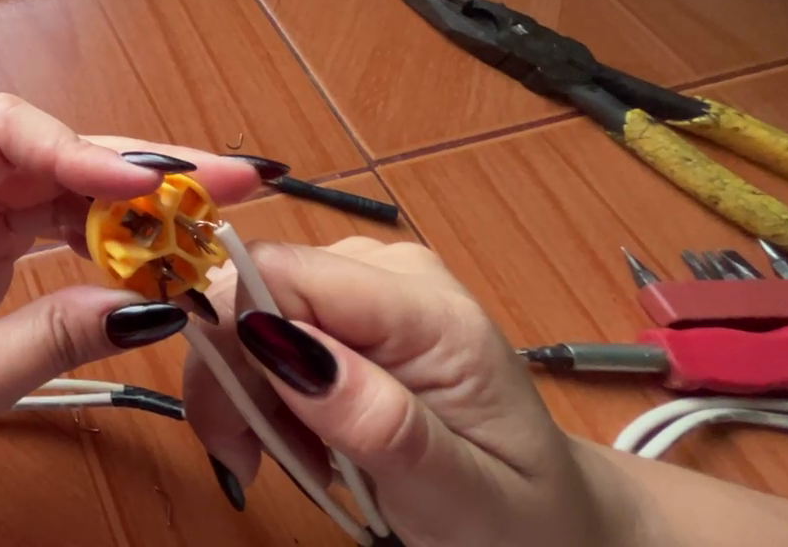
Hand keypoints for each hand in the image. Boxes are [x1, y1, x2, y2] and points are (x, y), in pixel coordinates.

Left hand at [0, 94, 260, 489]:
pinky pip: (62, 222)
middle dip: (136, 163)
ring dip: (136, 200)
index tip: (145, 185)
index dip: (74, 145)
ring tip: (207, 222)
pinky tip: (154, 256)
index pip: (0, 134)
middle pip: (50, 150)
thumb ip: (50, 339)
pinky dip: (113, 235)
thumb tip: (151, 306)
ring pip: (65, 183)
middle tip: (227, 183)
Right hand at [185, 238, 630, 545]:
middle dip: (230, 375)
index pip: (278, 271)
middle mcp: (384, 268)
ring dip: (242, 384)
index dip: (229, 333)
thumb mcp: (466, 501)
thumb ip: (380, 424)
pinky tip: (294, 425)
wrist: (557, 511)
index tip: (229, 426)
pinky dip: (256, 378)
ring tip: (287, 453)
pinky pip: (260, 318)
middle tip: (244, 456)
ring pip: (245, 305)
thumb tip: (277, 342)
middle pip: (252, 288)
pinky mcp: (339, 293)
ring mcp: (359, 274)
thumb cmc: (523, 519)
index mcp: (428, 311)